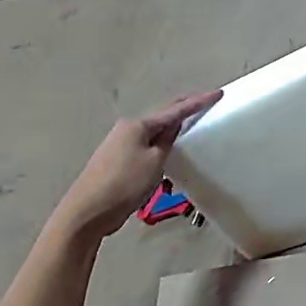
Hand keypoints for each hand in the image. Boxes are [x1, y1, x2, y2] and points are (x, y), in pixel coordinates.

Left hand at [47, 90, 222, 242]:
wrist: (88, 211)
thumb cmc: (125, 184)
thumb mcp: (155, 162)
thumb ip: (167, 141)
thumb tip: (174, 126)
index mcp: (138, 125)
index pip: (175, 110)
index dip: (198, 102)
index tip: (217, 94)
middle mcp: (127, 129)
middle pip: (162, 116)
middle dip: (184, 110)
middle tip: (205, 104)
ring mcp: (120, 145)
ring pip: (153, 133)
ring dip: (171, 131)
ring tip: (190, 128)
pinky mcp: (118, 161)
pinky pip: (146, 147)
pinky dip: (160, 146)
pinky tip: (167, 153)